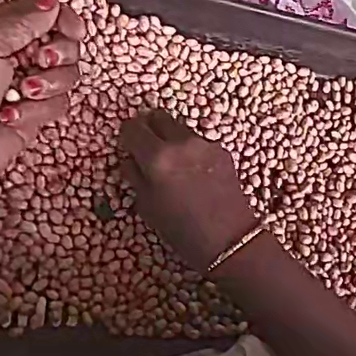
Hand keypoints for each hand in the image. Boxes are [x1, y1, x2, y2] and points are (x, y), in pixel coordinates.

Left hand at [0, 0, 84, 192]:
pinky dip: (39, 109)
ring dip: (50, 83)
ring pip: (67, 75)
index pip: (43, 14)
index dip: (62, 18)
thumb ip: (22, 19)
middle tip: (41, 61)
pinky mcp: (36, 113)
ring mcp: (28, 85)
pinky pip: (60, 104)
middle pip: (64, 43)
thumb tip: (53, 4)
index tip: (70, 28)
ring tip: (23, 92)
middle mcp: (15, 55)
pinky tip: (13, 114)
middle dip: (59, 52)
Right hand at [119, 108, 258, 271]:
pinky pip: (198, 142)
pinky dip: (190, 150)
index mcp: (157, 157)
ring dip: (171, 138)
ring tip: (172, 164)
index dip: (127, 135)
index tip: (127, 146)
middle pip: (158, 116)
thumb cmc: (181, 229)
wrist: (228, 238)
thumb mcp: (147, 206)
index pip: (132, 127)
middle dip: (149, 128)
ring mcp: (205, 144)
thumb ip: (135, 175)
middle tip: (146, 147)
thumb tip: (130, 159)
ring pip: (180, 128)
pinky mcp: (222, 151)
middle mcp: (182, 143)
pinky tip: (193, 173)